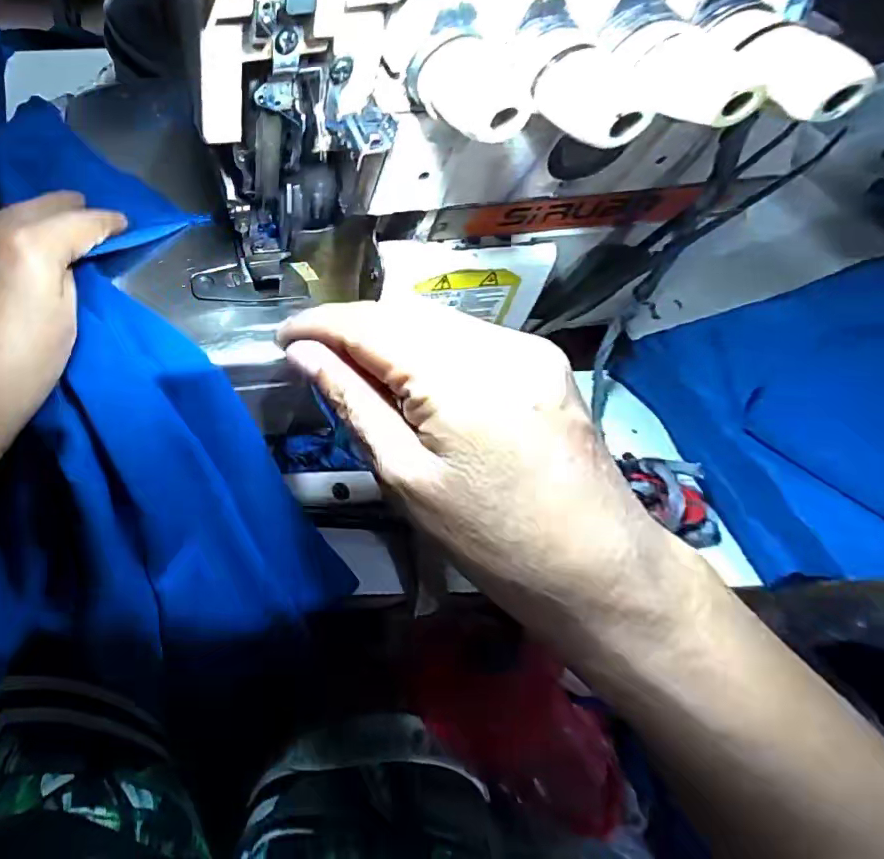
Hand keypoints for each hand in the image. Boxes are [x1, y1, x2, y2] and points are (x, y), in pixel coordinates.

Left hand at [0, 192, 126, 479]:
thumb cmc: (9, 379)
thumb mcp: (62, 329)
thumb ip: (64, 280)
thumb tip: (54, 264)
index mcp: (25, 243)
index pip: (78, 220)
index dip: (107, 222)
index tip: (122, 224)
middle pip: (35, 206)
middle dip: (65, 211)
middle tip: (84, 219)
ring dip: (23, 226)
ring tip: (39, 239)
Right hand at [278, 300, 708, 647]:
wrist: (604, 572)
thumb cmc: (493, 539)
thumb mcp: (404, 475)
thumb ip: (351, 401)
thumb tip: (302, 355)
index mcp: (461, 380)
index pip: (368, 325)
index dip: (316, 325)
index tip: (280, 339)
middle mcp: (498, 346)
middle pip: (398, 311)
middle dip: (344, 326)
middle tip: (305, 353)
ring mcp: (525, 348)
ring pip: (427, 317)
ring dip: (378, 333)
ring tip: (345, 364)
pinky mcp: (538, 359)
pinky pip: (458, 333)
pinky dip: (416, 343)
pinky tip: (399, 373)